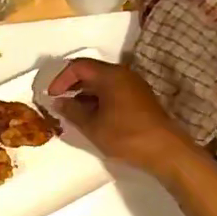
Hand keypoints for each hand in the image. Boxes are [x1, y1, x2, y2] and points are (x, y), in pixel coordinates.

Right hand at [46, 58, 194, 172]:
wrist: (165, 150)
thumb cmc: (126, 136)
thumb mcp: (93, 126)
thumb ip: (72, 111)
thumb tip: (58, 101)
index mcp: (111, 75)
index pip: (79, 66)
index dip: (61, 79)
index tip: (51, 96)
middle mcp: (123, 74)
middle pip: (91, 72)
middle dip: (72, 86)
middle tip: (59, 104)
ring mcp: (134, 86)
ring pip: (103, 83)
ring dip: (85, 95)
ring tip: (73, 113)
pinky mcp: (140, 98)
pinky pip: (114, 92)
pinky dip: (99, 100)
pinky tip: (93, 117)